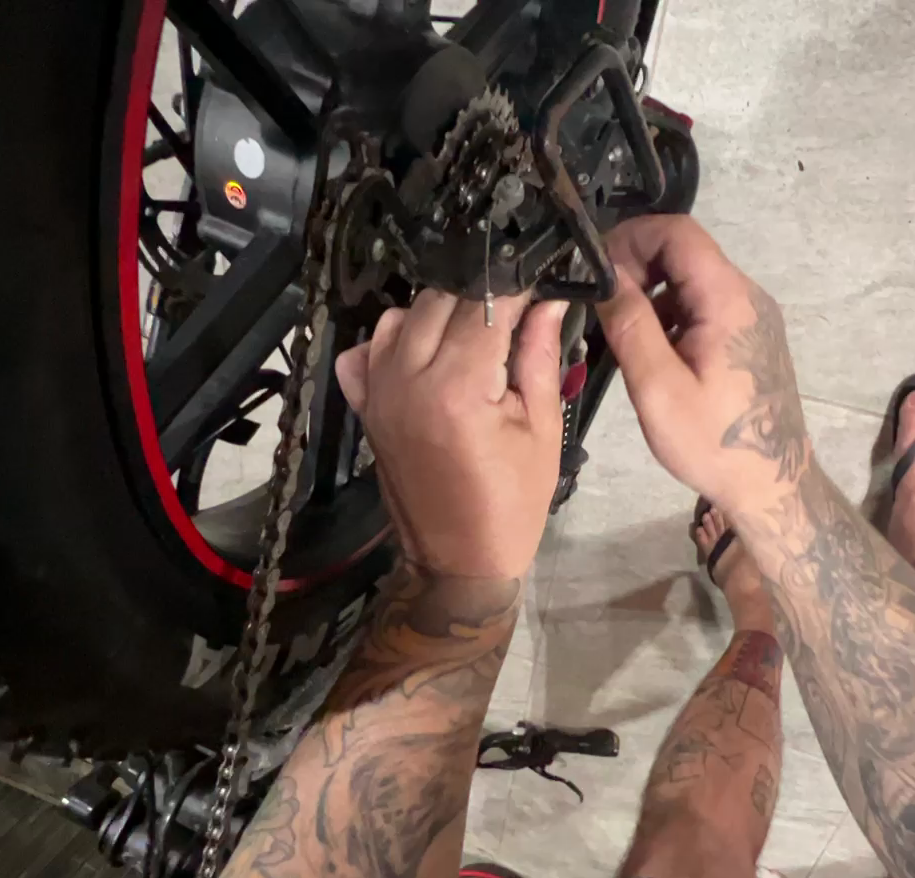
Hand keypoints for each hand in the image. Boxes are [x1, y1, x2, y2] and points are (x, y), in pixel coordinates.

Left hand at [335, 290, 567, 580]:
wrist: (458, 560)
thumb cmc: (511, 502)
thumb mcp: (542, 431)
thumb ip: (539, 358)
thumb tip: (548, 302)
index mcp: (460, 388)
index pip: (488, 305)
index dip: (517, 288)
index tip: (537, 281)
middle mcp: (409, 379)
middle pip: (441, 300)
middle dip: (480, 296)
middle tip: (512, 314)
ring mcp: (379, 393)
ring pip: (402, 316)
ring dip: (438, 313)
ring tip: (471, 337)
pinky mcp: (365, 409)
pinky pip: (366, 351)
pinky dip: (392, 340)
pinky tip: (422, 355)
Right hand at [593, 215, 808, 514]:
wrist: (770, 484)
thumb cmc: (712, 442)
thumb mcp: (658, 388)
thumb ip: (630, 326)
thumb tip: (605, 277)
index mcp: (727, 299)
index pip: (677, 232)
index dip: (630, 237)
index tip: (595, 269)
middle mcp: (746, 297)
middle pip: (685, 253)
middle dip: (636, 266)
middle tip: (600, 304)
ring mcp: (752, 318)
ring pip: (692, 282)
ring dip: (651, 295)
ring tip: (619, 333)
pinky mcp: (750, 339)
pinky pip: (704, 308)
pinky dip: (671, 317)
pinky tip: (651, 353)